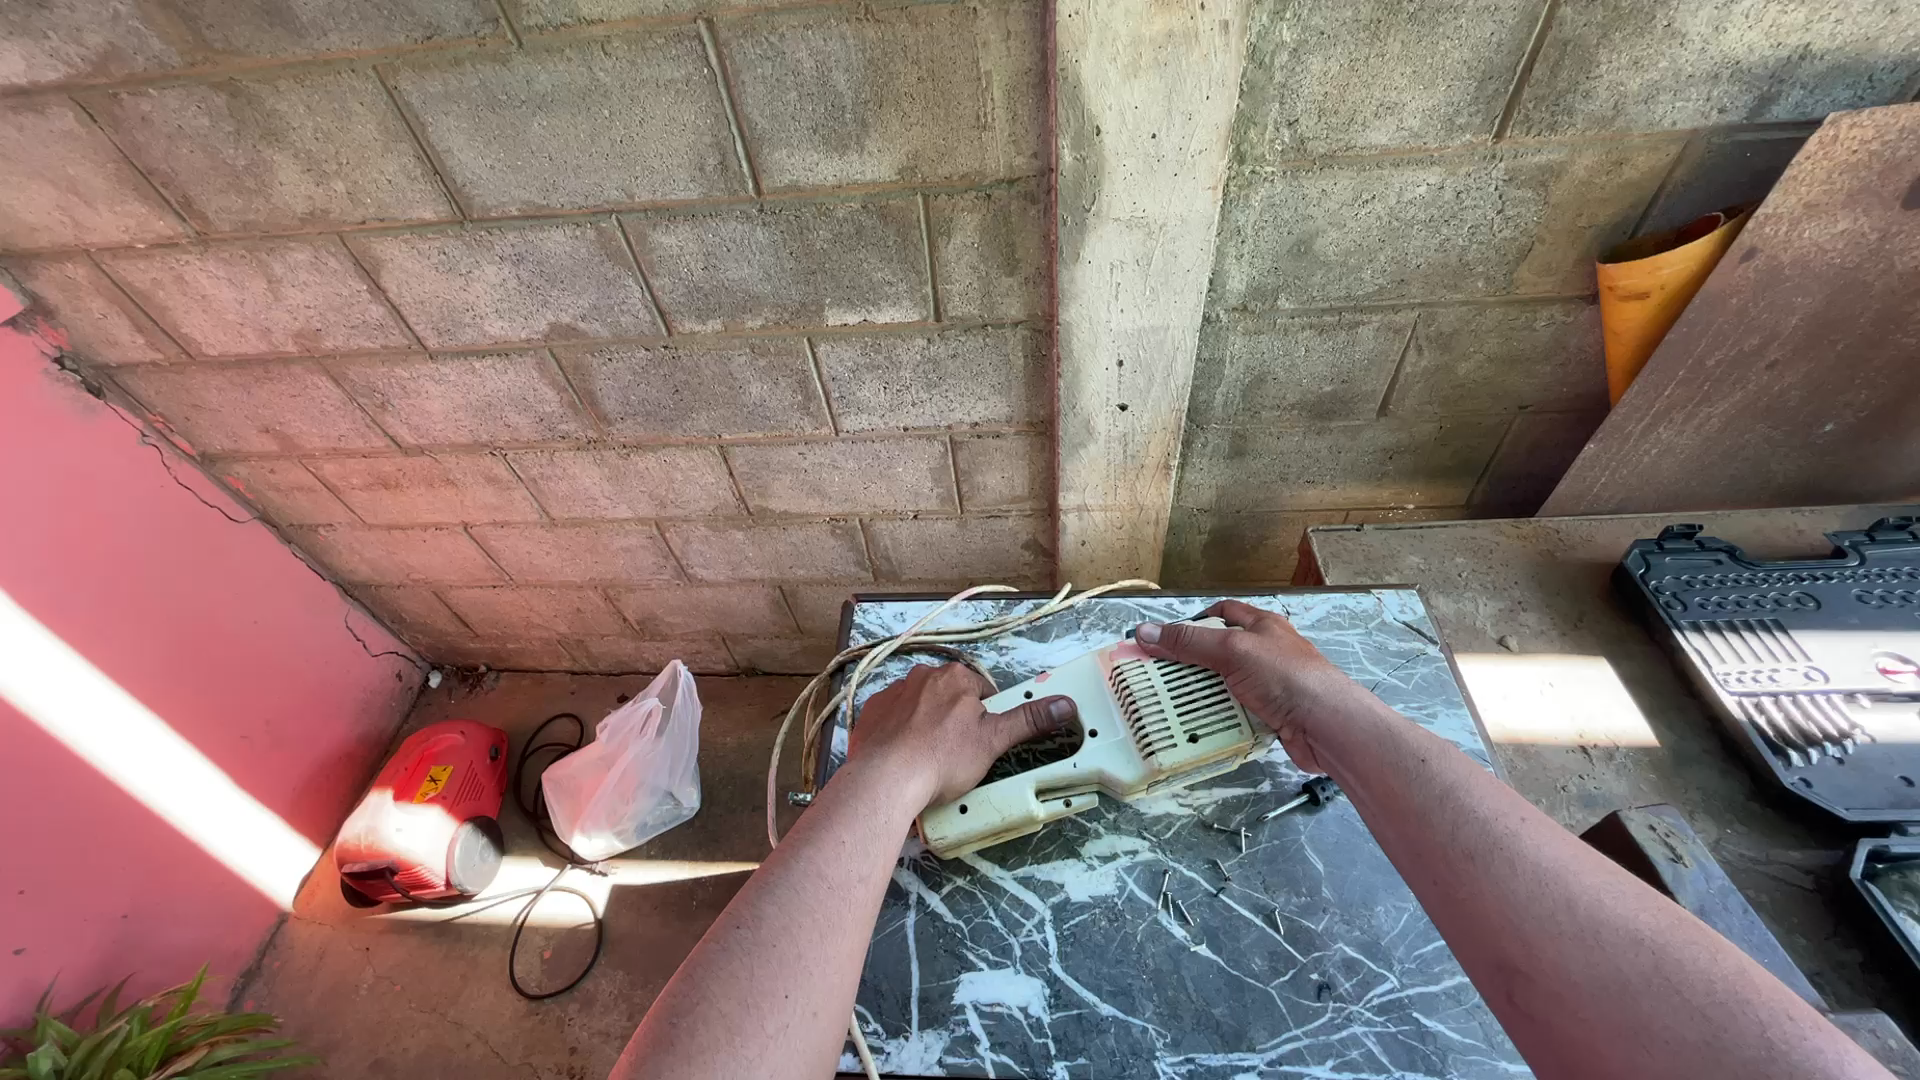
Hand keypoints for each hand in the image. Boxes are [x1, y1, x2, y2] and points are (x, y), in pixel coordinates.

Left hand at [847, 663, 1075, 808]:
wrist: (886, 778)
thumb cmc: (944, 758)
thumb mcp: (993, 740)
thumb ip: (1028, 720)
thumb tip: (1066, 703)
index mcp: (956, 677)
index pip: (982, 694)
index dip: (985, 721)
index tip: (979, 745)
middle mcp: (923, 674)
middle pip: (950, 697)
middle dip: (954, 721)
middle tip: (955, 756)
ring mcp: (893, 691)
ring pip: (919, 706)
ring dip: (925, 725)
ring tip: (926, 759)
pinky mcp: (870, 710)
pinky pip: (891, 718)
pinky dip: (897, 733)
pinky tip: (901, 757)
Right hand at [1134, 600, 1364, 773]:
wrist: (1328, 727)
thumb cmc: (1285, 676)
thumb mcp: (1232, 650)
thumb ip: (1188, 641)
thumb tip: (1143, 631)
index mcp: (1262, 626)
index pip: (1224, 612)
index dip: (1196, 621)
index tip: (1169, 638)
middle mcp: (1266, 652)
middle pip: (1219, 652)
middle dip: (1192, 662)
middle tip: (1160, 675)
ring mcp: (1269, 685)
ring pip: (1225, 685)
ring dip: (1202, 693)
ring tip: (1171, 703)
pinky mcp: (1270, 715)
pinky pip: (1235, 712)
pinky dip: (1217, 717)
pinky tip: (1198, 725)